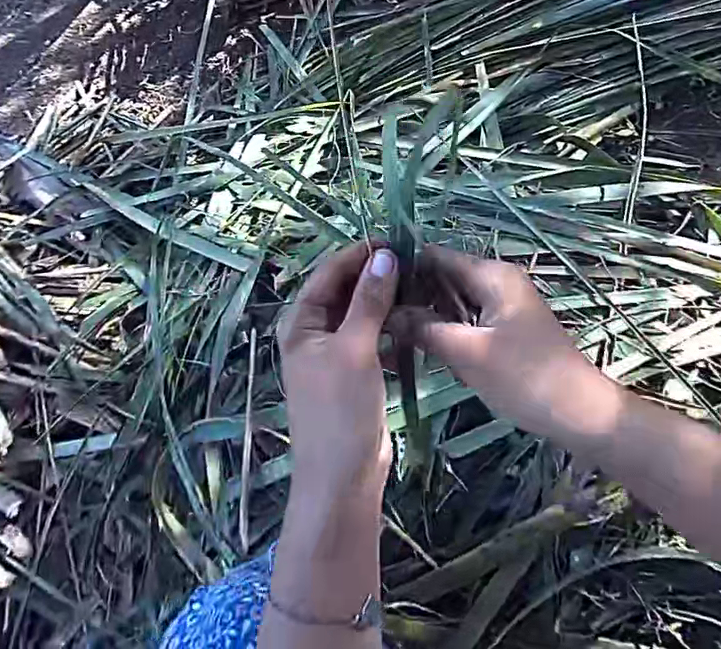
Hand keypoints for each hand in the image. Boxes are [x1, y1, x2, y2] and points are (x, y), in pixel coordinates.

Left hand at [277, 241, 397, 501]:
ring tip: (418, 285)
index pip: (330, 272)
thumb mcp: (355, 349)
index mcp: (301, 322)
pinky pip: (373, 335)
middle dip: (375, 274)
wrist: (343, 480)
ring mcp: (335, 352)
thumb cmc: (340, 410)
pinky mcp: (356, 370)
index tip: (395, 240)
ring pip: (362, 312)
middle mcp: (314, 332)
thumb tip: (384, 255)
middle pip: (346, 290)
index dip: (359, 254)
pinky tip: (413, 320)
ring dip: (385, 299)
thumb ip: (369, 300)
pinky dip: (390, 325)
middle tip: (413, 261)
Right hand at [391, 246, 628, 450]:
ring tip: (400, 340)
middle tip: (383, 325)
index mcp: (491, 274)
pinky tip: (432, 352)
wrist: (581, 413)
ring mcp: (504, 303)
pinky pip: (468, 317)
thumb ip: (424, 329)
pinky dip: (449, 330)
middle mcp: (498, 280)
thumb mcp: (467, 353)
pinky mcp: (507, 326)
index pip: (435, 256)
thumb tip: (386, 315)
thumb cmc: (525, 377)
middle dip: (415, 297)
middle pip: (444, 276)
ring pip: (454, 299)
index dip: (404, 271)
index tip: (375, 296)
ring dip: (430, 317)